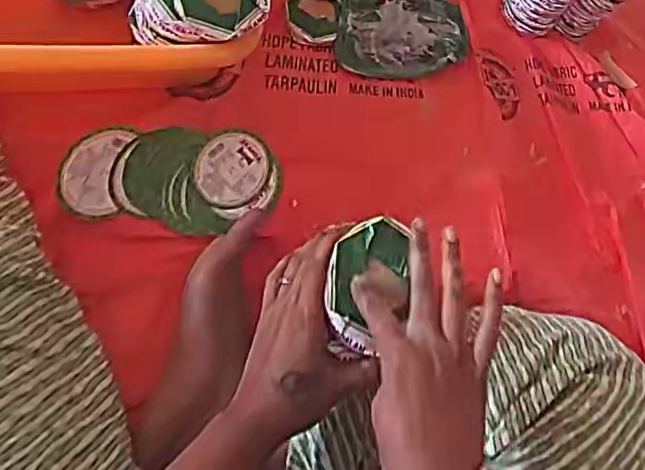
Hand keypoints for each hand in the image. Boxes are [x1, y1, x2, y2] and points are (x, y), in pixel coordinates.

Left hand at [224, 227, 377, 449]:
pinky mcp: (264, 318)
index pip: (317, 260)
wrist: (254, 417)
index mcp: (306, 311)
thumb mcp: (338, 385)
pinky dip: (286, 264)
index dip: (332, 239)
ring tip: (323, 242)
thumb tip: (390, 354)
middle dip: (324, 238)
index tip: (349, 229)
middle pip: (304, 256)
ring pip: (290, 265)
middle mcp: (288, 303)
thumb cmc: (291, 401)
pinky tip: (292, 262)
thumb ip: (367, 368)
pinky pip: (274, 279)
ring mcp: (273, 309)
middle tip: (343, 232)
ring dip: (306, 248)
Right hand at [353, 221, 504, 469]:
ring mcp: (456, 351)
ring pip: (454, 296)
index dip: (365, 290)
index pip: (376, 310)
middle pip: (420, 287)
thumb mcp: (378, 402)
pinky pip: (489, 328)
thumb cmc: (401, 445)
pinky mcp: (477, 367)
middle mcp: (428, 343)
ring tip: (452, 235)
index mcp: (398, 352)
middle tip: (418, 224)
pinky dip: (493, 301)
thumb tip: (390, 353)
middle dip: (418, 252)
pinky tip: (495, 277)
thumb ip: (386, 368)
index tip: (359, 274)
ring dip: (453, 263)